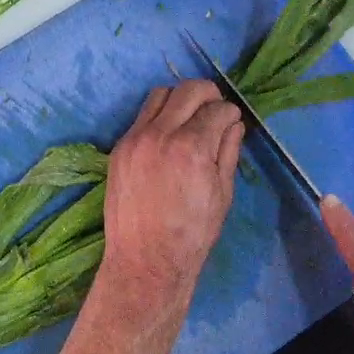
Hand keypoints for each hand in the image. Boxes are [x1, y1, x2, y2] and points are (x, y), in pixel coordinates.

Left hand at [58, 81, 243, 353]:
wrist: (145, 263)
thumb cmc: (192, 235)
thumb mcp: (222, 194)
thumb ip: (228, 151)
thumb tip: (234, 123)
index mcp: (192, 147)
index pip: (216, 109)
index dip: (230, 112)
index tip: (233, 119)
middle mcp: (161, 134)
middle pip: (188, 90)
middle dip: (208, 94)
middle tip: (216, 109)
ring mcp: (136, 138)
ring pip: (160, 94)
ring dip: (180, 99)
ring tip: (190, 117)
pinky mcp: (120, 147)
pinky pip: (142, 116)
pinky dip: (160, 116)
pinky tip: (169, 135)